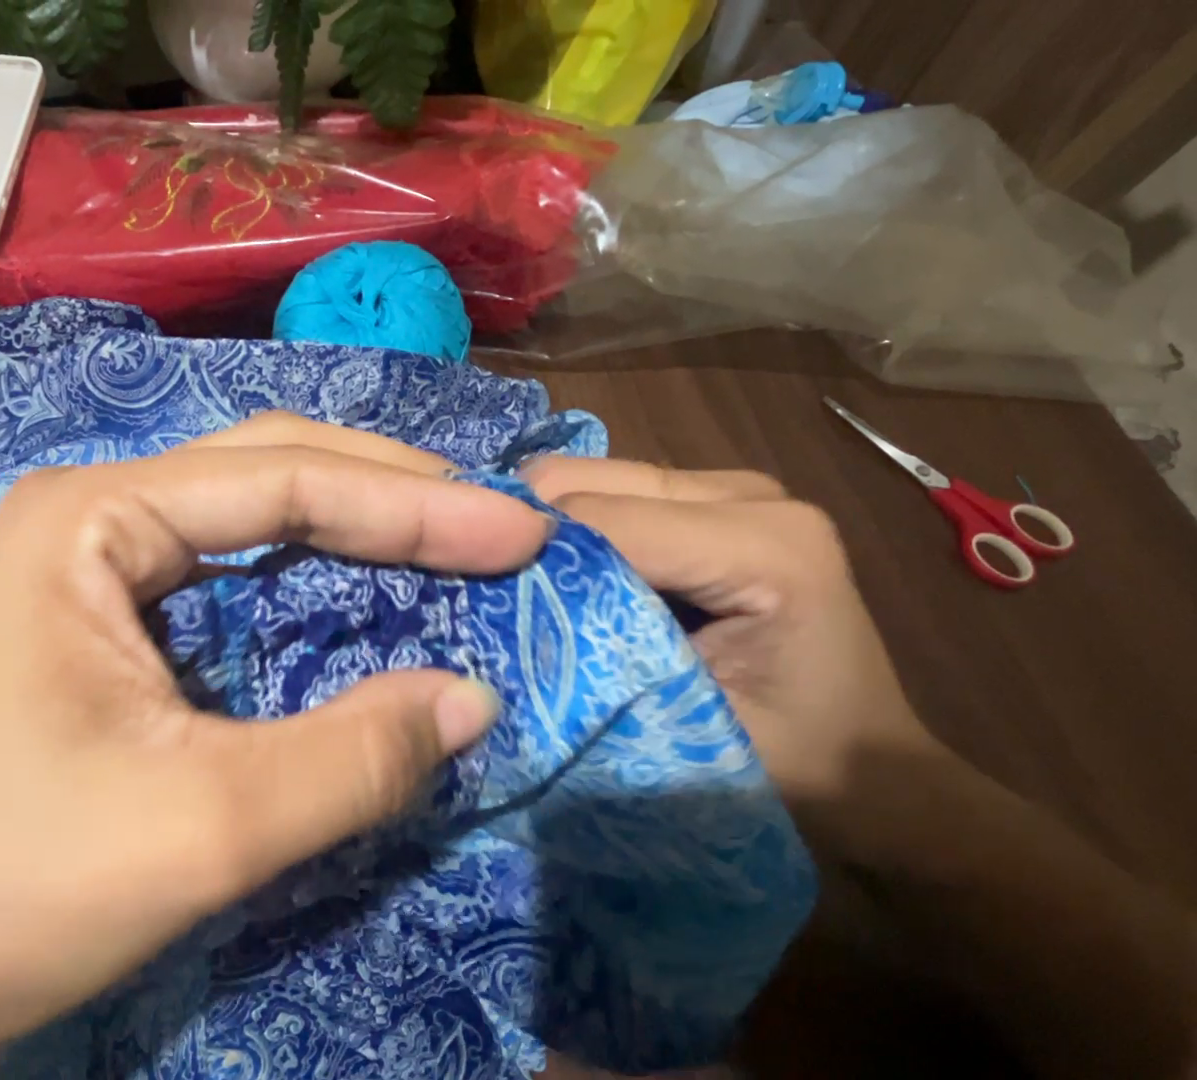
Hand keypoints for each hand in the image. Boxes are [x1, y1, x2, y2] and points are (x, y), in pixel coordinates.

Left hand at [0, 415, 546, 1079]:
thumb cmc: (29, 884)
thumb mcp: (210, 825)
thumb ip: (357, 757)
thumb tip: (477, 698)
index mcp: (87, 518)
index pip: (278, 480)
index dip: (411, 505)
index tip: (519, 531)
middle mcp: (87, 511)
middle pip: (265, 469)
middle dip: (388, 494)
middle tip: (498, 526)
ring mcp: (92, 557)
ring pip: (251, 511)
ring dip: (356, 522)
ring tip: (456, 538)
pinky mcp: (106, 611)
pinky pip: (229, 566)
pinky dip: (313, 571)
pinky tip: (369, 581)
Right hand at [519, 457, 960, 863]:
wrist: (867, 770)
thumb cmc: (790, 768)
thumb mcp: (684, 727)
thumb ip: (597, 659)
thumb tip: (490, 614)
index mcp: (763, 545)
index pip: (596, 519)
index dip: (524, 560)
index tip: (475, 611)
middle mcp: (748, 493)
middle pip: (583, 480)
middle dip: (522, 534)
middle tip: (481, 595)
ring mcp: (728, 488)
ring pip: (585, 476)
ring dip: (540, 529)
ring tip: (515, 587)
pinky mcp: (709, 499)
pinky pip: (607, 492)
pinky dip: (567, 529)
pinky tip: (557, 574)